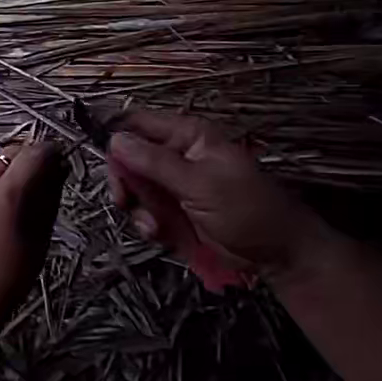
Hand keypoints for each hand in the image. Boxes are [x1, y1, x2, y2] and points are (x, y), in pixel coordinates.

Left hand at [0, 141, 67, 352]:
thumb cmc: (9, 277)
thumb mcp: (39, 238)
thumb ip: (49, 198)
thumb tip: (59, 170)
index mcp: (7, 192)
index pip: (34, 154)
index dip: (51, 152)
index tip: (62, 158)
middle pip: (12, 153)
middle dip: (31, 159)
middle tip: (47, 178)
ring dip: (13, 170)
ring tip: (26, 196)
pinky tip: (3, 207)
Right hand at [107, 110, 324, 284]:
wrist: (280, 257)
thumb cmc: (248, 210)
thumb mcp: (200, 183)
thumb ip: (154, 162)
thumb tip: (114, 139)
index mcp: (187, 136)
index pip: (139, 123)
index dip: (116, 134)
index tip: (101, 156)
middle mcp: (176, 156)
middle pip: (129, 157)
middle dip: (124, 180)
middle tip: (124, 199)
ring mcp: (174, 185)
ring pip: (134, 188)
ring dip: (137, 207)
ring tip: (153, 225)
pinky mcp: (174, 213)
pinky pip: (145, 212)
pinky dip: (147, 224)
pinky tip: (160, 234)